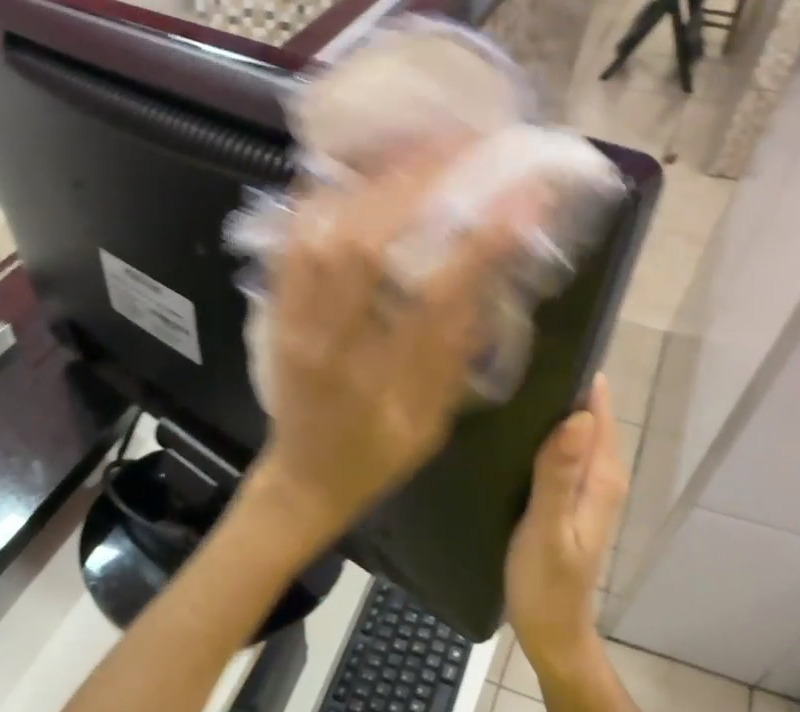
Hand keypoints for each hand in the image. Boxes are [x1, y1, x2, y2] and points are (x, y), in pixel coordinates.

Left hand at [246, 154, 535, 539]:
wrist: (304, 478)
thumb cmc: (376, 457)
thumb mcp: (431, 422)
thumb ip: (456, 354)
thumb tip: (488, 277)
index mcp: (380, 384)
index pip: (435, 298)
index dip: (481, 242)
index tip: (524, 195)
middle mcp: (330, 347)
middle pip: (365, 247)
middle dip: (417, 184)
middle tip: (463, 144)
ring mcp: (293, 327)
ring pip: (321, 237)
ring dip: (369, 183)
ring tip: (415, 149)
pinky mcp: (275, 315)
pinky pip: (288, 245)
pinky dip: (317, 201)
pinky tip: (349, 173)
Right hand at [505, 374, 629, 676]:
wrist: (549, 630)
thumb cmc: (545, 583)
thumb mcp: (548, 530)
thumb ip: (559, 476)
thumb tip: (576, 415)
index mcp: (601, 477)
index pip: (596, 408)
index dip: (574, 374)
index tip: (536, 345)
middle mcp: (599, 475)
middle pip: (583, 416)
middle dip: (554, 387)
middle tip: (504, 360)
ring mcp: (582, 488)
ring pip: (567, 434)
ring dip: (542, 412)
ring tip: (498, 387)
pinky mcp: (563, 500)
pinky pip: (554, 455)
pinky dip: (535, 438)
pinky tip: (503, 434)